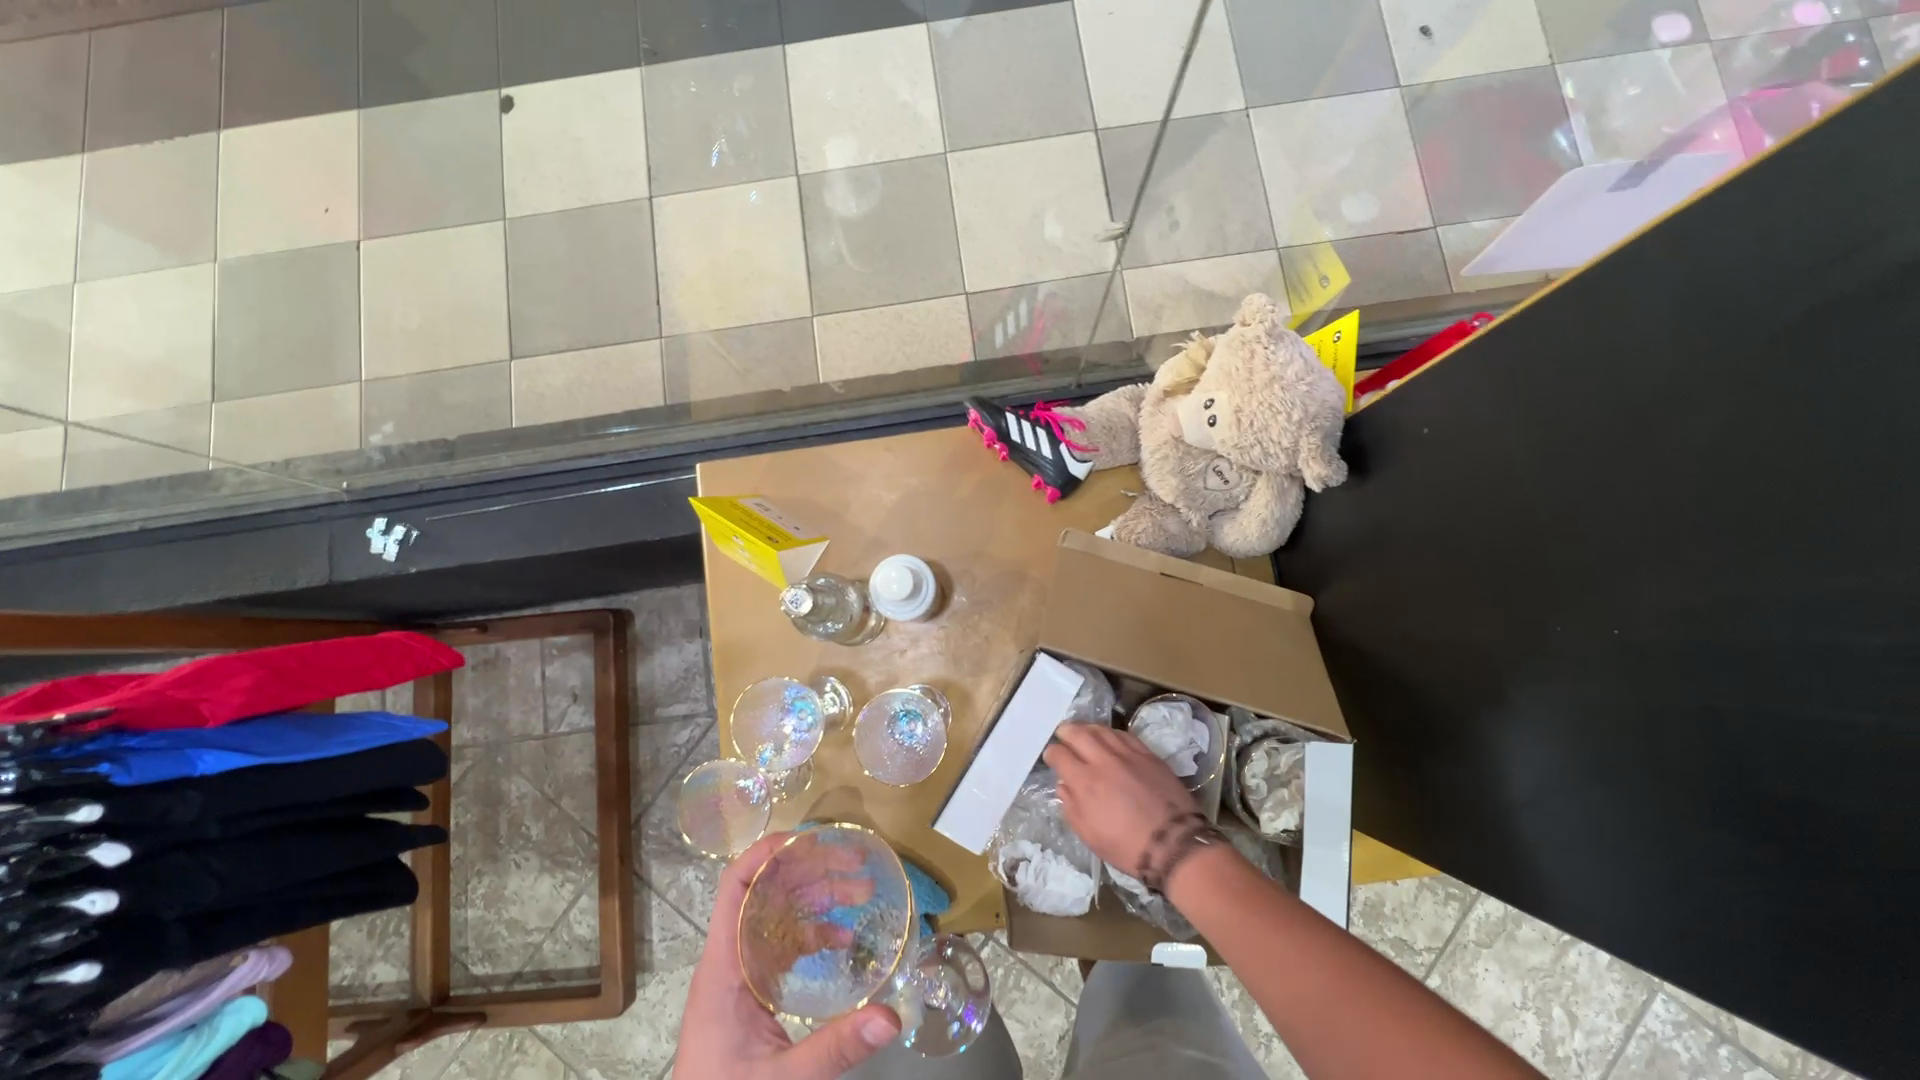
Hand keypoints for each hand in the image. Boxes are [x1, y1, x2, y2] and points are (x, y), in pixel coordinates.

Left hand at [674, 832, 901, 1079]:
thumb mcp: (783, 1078)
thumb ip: (835, 1048)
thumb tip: (892, 1017)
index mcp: (724, 966)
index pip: (735, 887)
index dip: (767, 854)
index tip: (812, 840)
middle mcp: (729, 959)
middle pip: (765, 894)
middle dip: (811, 871)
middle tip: (858, 866)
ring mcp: (740, 975)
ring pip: (777, 917)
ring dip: (817, 899)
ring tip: (862, 893)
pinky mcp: (750, 993)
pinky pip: (781, 948)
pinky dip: (813, 935)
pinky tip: (843, 941)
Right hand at [1043, 723, 1199, 878]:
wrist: (1174, 844)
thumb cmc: (1127, 846)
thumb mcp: (1089, 835)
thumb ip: (1071, 807)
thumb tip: (1063, 786)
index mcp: (1085, 782)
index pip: (1060, 754)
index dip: (1051, 754)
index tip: (1051, 758)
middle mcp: (1104, 761)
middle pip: (1078, 733)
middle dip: (1066, 732)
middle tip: (1063, 735)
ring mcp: (1129, 755)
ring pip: (1102, 729)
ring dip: (1088, 728)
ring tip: (1083, 731)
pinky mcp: (1149, 755)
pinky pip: (1124, 735)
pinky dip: (1111, 733)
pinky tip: (1109, 738)